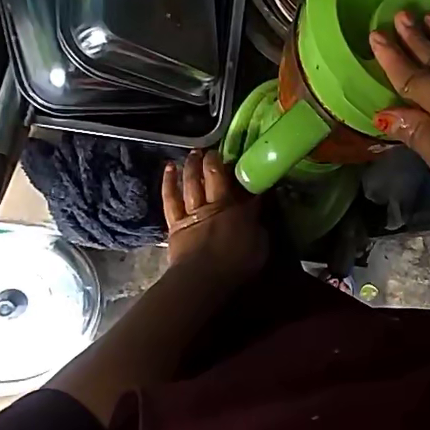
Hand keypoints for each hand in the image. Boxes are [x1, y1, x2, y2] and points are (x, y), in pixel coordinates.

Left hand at [162, 150, 266, 284]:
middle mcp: (216, 204)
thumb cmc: (236, 265)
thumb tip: (259, 213)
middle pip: (214, 176)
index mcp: (239, 209)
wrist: (201, 278)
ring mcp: (193, 211)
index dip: (246, 172)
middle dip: (215, 161)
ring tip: (194, 152)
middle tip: (216, 151)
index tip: (248, 162)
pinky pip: (171, 197)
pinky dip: (169, 181)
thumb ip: (259, 226)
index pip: (244, 185)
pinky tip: (170, 168)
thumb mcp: (260, 246)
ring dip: (193, 165)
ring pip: (191, 181)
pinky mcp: (175, 221)